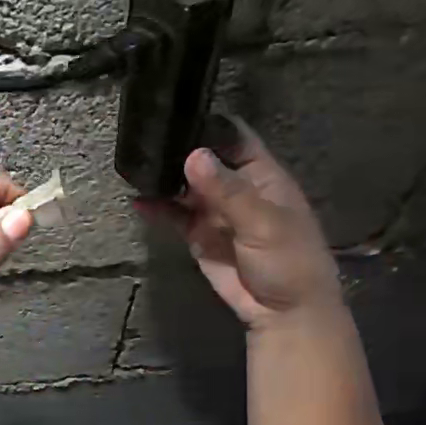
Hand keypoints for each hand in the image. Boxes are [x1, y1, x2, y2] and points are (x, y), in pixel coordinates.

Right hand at [138, 115, 341, 332]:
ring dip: (165, 177)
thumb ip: (227, 191)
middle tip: (145, 135)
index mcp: (262, 175)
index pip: (234, 136)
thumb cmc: (289, 261)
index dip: (209, 123)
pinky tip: (138, 200)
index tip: (176, 111)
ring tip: (136, 164)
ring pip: (186, 186)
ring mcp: (216, 211)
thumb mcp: (263, 223)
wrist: (283, 314)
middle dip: (179, 149)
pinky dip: (158, 208)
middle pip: (204, 159)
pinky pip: (175, 215)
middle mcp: (236, 187)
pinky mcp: (198, 235)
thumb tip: (194, 156)